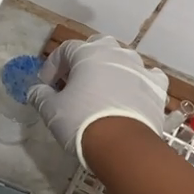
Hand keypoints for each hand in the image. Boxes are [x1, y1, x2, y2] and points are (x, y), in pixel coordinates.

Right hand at [27, 35, 168, 166]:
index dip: (52, 66)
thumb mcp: (51, 110)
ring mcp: (140, 68)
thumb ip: (40, 95)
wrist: (122, 145)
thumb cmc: (81, 121)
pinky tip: (129, 96)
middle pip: (96, 48)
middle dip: (83, 62)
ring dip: (109, 72)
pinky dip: (135, 83)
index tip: (46, 85)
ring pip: (122, 62)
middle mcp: (116, 53)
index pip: (65, 50)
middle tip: (74, 83)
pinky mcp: (157, 86)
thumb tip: (36, 91)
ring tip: (101, 92)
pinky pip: (144, 78)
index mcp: (88, 53)